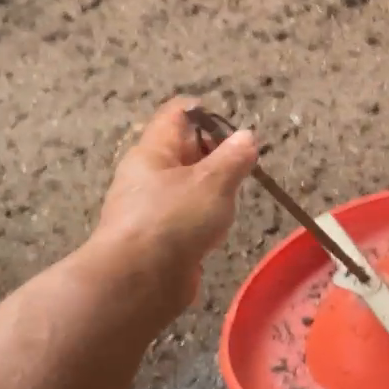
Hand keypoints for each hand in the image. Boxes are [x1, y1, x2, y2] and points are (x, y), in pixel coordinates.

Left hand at [87, 96, 257, 311]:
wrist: (140, 276)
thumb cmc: (174, 219)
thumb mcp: (213, 182)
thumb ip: (233, 158)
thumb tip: (247, 135)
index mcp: (152, 152)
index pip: (176, 116)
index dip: (204, 112)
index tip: (236, 123)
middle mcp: (147, 173)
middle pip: (181, 148)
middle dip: (214, 147)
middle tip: (247, 156)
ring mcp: (151, 203)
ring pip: (185, 180)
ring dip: (212, 179)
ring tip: (240, 187)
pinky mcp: (161, 231)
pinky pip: (186, 207)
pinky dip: (207, 206)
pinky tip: (222, 219)